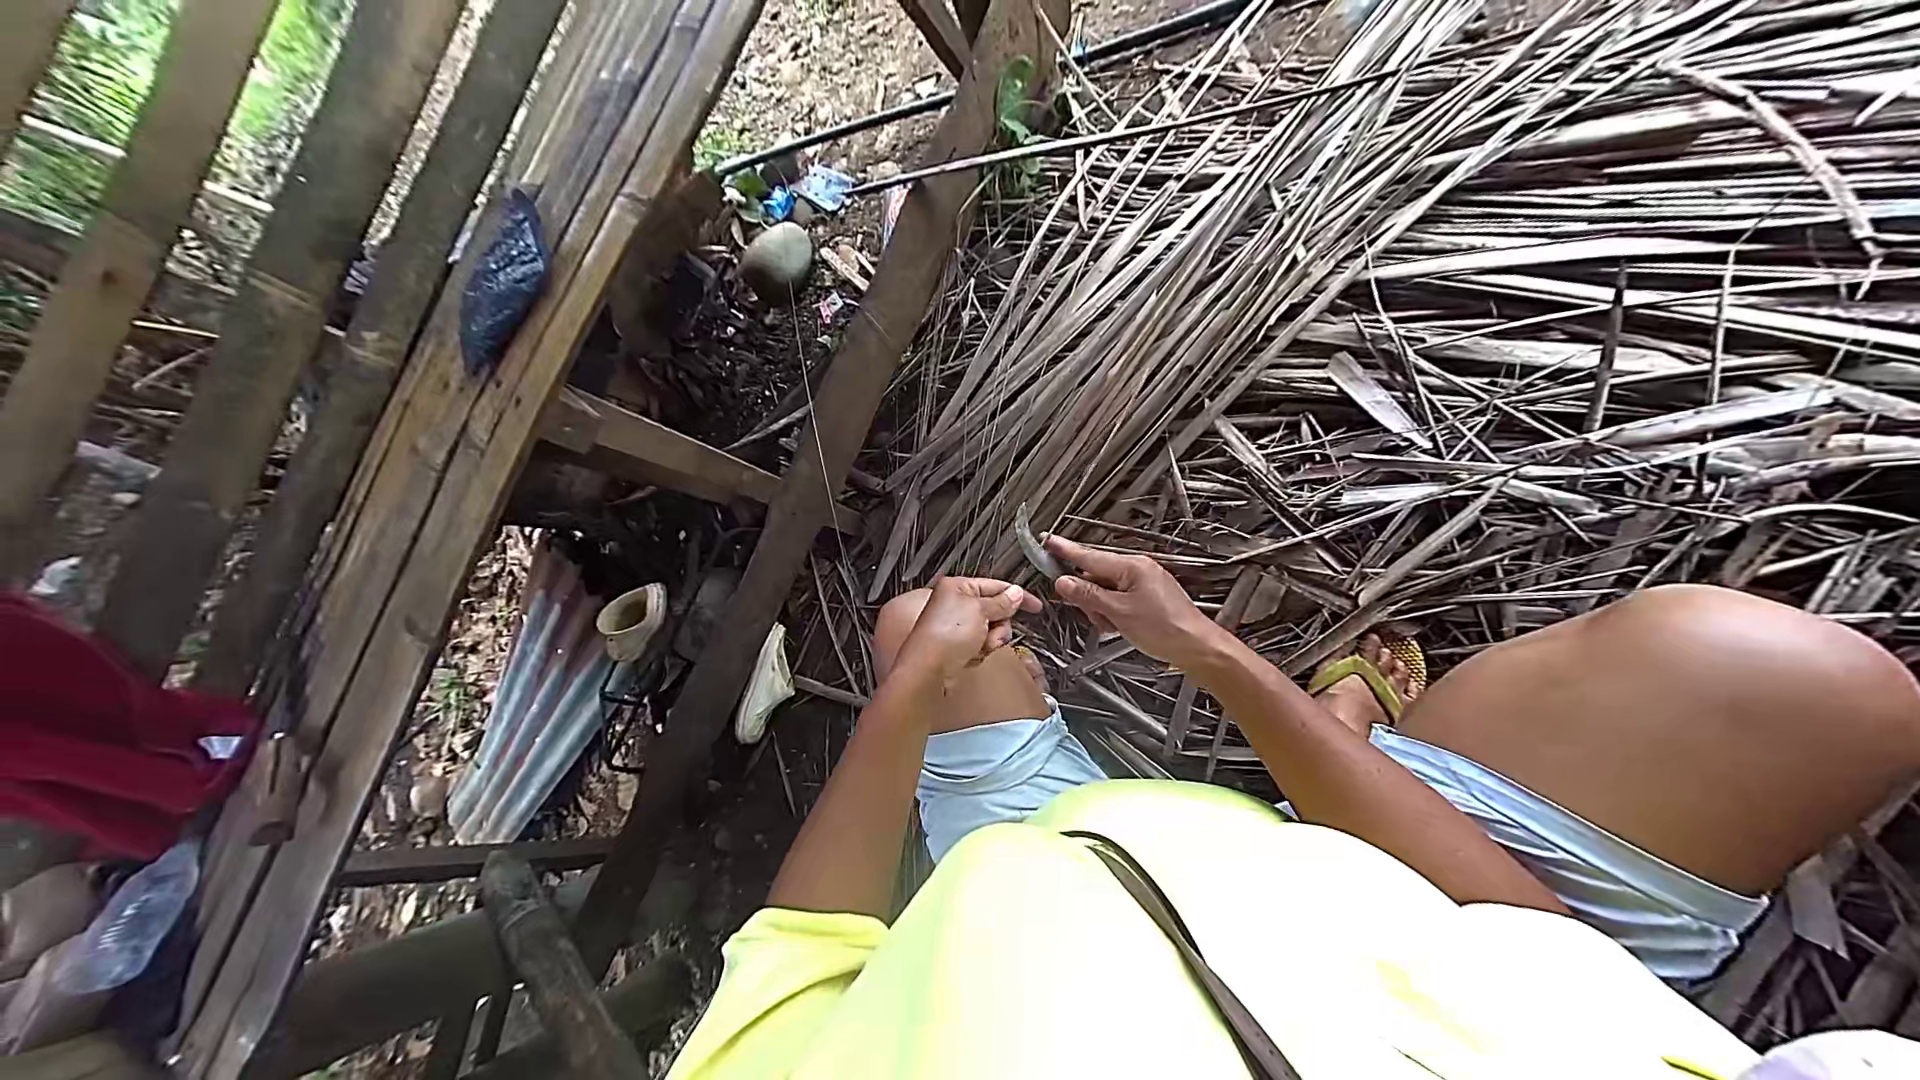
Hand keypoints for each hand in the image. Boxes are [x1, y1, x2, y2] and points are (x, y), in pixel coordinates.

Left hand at [891, 576, 1041, 686]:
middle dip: (999, 625)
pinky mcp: (957, 647)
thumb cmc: (944, 635)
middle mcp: (955, 605)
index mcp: (957, 588)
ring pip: (992, 631)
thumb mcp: (980, 610)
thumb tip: (1016, 594)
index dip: (1016, 595)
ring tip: (979, 645)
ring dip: (991, 640)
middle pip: (996, 611)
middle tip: (991, 630)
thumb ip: (1002, 602)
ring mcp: (956, 627)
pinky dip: (981, 652)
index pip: (995, 586)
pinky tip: (971, 655)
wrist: (928, 670)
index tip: (1034, 605)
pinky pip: (982, 647)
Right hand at [1046, 535, 1223, 668]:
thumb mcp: (1119, 613)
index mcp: (1132, 567)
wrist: (1197, 648)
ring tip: (1114, 625)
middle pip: (1095, 576)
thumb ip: (1088, 596)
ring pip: (1104, 590)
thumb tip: (1064, 583)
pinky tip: (1121, 626)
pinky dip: (1113, 613)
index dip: (1065, 551)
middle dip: (1088, 597)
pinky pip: (1117, 599)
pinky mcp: (1145, 596)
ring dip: (1101, 609)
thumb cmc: (1168, 629)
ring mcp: (1142, 583)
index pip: (1089, 556)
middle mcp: (1138, 570)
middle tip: (1094, 614)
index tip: (1048, 541)